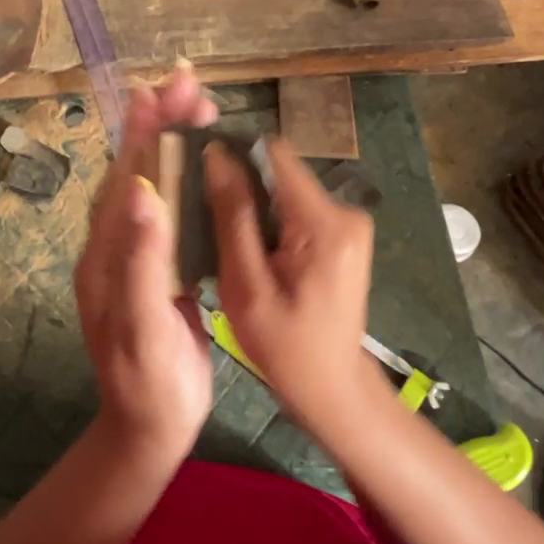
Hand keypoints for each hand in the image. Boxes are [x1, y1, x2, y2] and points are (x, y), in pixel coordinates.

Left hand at [72, 65, 218, 460]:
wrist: (149, 428)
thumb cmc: (148, 383)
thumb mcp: (144, 325)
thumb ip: (142, 260)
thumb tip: (143, 191)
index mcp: (105, 251)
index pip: (124, 177)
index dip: (141, 131)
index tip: (158, 89)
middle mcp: (116, 242)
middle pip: (138, 169)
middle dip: (160, 123)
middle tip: (188, 82)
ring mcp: (139, 252)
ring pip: (156, 184)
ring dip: (176, 143)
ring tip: (201, 107)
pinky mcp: (161, 266)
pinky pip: (173, 210)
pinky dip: (190, 178)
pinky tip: (209, 164)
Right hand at [203, 137, 384, 435]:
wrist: (331, 389)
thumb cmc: (285, 347)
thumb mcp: (246, 284)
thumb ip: (231, 216)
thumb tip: (214, 155)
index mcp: (325, 223)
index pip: (274, 154)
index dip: (233, 153)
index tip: (197, 166)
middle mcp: (344, 212)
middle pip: (278, 170)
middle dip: (239, 184)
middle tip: (201, 207)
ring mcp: (346, 222)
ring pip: (282, 188)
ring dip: (250, 203)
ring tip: (219, 230)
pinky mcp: (340, 233)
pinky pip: (293, 206)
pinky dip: (266, 218)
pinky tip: (246, 245)